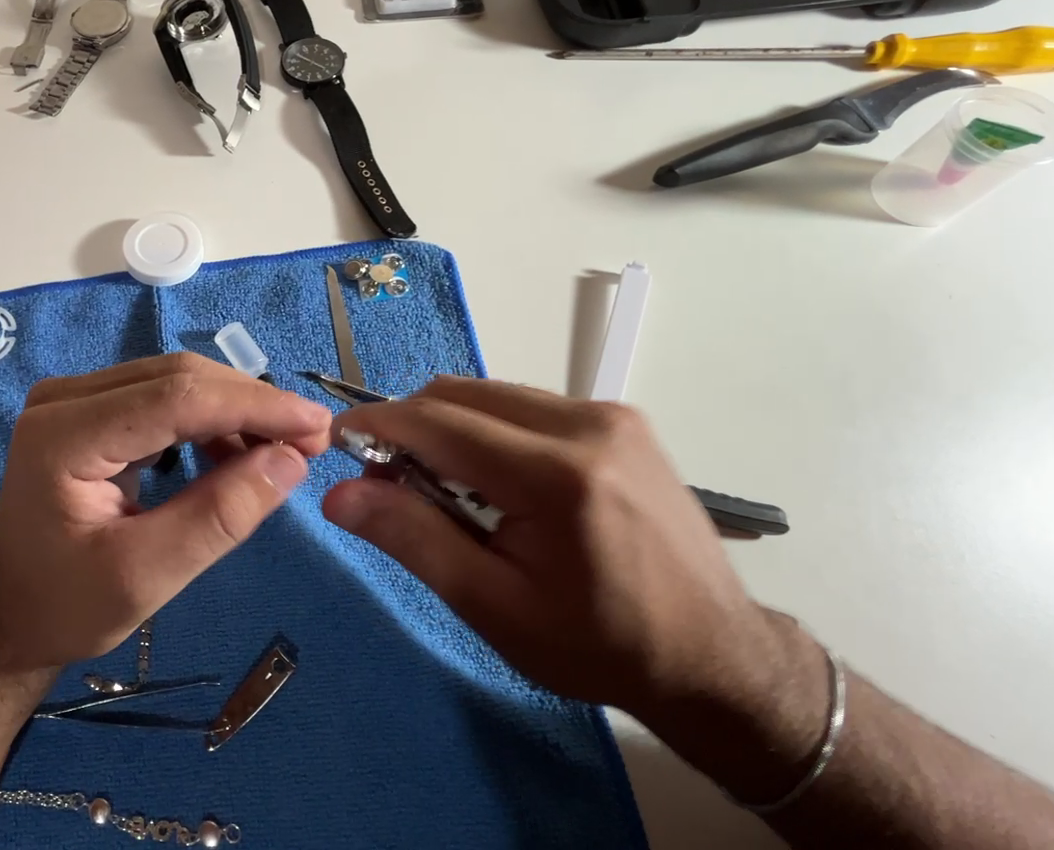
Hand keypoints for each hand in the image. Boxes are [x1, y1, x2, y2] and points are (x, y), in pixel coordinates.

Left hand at [0, 354, 332, 675]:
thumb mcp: (146, 576)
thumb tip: (290, 460)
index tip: (318, 426)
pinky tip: (235, 453)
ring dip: (234, 411)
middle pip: (177, 378)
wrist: (14, 614)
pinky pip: (161, 398)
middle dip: (251, 404)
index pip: (175, 397)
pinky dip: (207, 420)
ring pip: (174, 382)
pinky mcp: (89, 411)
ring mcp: (73, 400)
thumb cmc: (68, 606)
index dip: (253, 405)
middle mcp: (64, 399)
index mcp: (63, 435)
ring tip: (281, 454)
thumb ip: (218, 517)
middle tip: (312, 442)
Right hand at [322, 376, 811, 716]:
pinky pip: (523, 405)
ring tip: (440, 487)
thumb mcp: (492, 606)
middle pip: (459, 394)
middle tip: (388, 481)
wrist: (716, 659)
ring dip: (446, 427)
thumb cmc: (596, 644)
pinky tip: (490, 479)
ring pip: (489, 394)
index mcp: (556, 474)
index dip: (376, 425)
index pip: (437, 422)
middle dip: (409, 426)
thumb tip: (337, 494)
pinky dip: (485, 429)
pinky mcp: (620, 421)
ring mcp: (610, 416)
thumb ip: (413, 539)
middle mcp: (586, 424)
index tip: (337, 441)